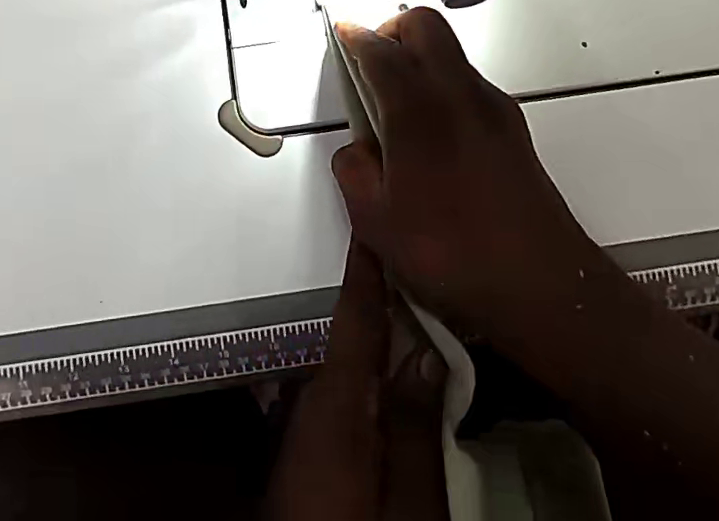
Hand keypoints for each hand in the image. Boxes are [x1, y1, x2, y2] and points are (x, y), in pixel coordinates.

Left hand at [265, 241, 447, 520]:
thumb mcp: (410, 506)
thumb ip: (412, 425)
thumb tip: (421, 350)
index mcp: (336, 406)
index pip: (353, 322)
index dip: (363, 273)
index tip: (369, 226)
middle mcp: (307, 401)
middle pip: (343, 336)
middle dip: (371, 300)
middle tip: (404, 262)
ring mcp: (297, 424)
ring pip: (336, 360)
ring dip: (364, 334)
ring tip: (399, 303)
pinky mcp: (298, 446)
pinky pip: (329, 388)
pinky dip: (354, 367)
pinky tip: (376, 368)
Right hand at [331, 8, 614, 336]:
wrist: (542, 288)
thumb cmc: (462, 255)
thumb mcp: (375, 219)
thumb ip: (353, 171)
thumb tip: (356, 154)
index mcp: (419, 110)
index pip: (380, 48)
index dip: (354, 37)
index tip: (344, 36)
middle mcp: (460, 97)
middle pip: (424, 26)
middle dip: (390, 30)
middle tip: (369, 59)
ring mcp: (492, 109)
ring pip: (450, 53)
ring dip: (418, 58)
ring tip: (393, 101)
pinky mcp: (511, 129)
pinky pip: (468, 83)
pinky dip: (440, 86)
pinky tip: (427, 130)